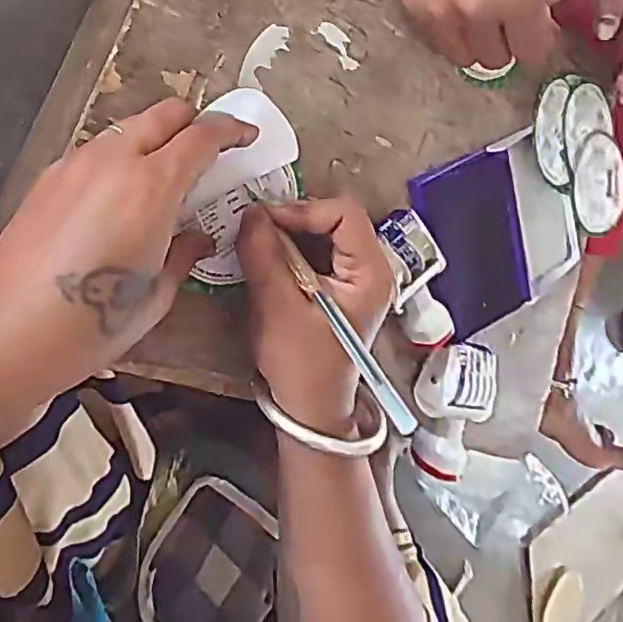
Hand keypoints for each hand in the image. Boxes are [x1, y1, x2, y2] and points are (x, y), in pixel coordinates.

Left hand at [0, 98, 255, 396]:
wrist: (0, 336)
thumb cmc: (89, 326)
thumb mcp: (154, 297)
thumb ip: (183, 255)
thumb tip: (197, 238)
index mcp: (151, 186)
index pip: (202, 135)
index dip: (231, 130)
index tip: (245, 137)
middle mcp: (114, 161)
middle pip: (165, 113)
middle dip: (194, 123)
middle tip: (209, 151)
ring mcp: (76, 164)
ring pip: (130, 128)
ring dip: (156, 140)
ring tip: (162, 180)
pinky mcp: (49, 177)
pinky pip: (99, 152)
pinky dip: (122, 159)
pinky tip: (118, 199)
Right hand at [236, 198, 396, 428]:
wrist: (310, 412)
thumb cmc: (301, 364)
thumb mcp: (277, 305)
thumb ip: (264, 253)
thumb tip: (251, 212)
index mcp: (371, 272)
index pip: (343, 213)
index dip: (303, 210)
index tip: (266, 219)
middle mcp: (371, 268)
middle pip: (334, 219)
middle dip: (294, 219)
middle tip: (257, 227)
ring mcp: (356, 278)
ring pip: (323, 233)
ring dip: (289, 232)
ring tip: (258, 241)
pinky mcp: (338, 287)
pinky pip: (316, 251)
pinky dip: (291, 248)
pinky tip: (268, 258)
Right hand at [397, 0, 567, 71]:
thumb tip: (545, 14)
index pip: (533, 52)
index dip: (538, 43)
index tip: (535, 31)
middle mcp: (478, 13)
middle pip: (497, 60)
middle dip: (506, 44)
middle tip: (505, 21)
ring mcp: (442, 13)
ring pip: (464, 56)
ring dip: (475, 43)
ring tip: (477, 17)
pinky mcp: (416, 7)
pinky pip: (438, 38)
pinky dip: (450, 30)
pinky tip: (454, 2)